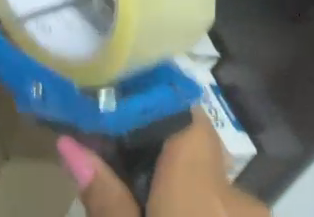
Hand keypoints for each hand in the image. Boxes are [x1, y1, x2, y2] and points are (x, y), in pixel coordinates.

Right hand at [57, 118, 269, 216]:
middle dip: (159, 170)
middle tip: (115, 185)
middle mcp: (243, 207)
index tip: (112, 106)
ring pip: (216, 203)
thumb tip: (70, 142)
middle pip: (198, 164)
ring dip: (183, 207)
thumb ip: (104, 199)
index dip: (153, 106)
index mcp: (205, 196)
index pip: (188, 119)